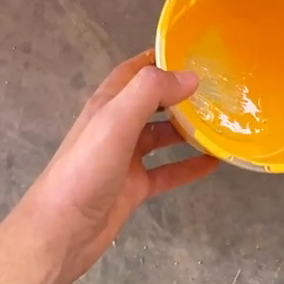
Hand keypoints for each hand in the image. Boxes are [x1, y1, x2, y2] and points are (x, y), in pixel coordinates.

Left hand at [8, 53, 218, 283]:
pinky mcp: (134, 187)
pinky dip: (190, 166)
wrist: (61, 232)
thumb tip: (190, 77)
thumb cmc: (85, 170)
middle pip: (153, 102)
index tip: (194, 51)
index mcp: (107, 105)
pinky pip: (168, 171)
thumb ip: (149, 93)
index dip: (160, 58)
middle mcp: (117, 127)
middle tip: (218, 88)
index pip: (135, 71)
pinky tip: (214, 162)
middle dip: (180, 93)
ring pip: (162, 137)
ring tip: (222, 123)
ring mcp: (126, 159)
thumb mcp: (116, 122)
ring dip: (188, 129)